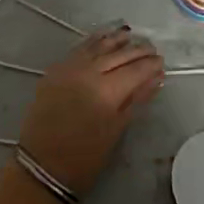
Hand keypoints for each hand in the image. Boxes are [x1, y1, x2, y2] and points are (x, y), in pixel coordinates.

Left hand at [17, 27, 163, 195]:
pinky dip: (94, 42)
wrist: (41, 166)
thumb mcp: (115, 130)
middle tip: (152, 49)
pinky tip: (102, 38)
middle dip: (137, 51)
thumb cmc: (84, 157)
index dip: (150, 65)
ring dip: (116, 40)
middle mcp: (88, 73)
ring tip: (130, 36)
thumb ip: (136, 100)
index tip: (162, 62)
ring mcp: (69, 68)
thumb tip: (155, 79)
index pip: (135, 70)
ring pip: (98, 46)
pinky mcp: (55, 70)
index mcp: (106, 91)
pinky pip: (79, 49)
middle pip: (118, 55)